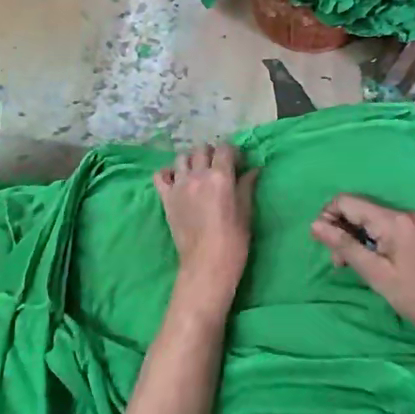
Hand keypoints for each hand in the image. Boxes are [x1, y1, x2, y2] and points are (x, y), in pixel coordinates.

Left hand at [154, 144, 258, 295]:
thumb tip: (254, 169)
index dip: (232, 153)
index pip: (224, 148)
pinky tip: (177, 180)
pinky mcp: (166, 198)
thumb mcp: (246, 211)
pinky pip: (160, 175)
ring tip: (198, 173)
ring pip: (181, 157)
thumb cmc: (233, 240)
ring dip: (192, 161)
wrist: (207, 264)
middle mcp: (197, 175)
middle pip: (202, 149)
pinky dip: (168, 173)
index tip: (238, 164)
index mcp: (220, 176)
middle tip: (218, 167)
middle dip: (212, 153)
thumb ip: (247, 185)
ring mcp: (178, 185)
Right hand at [309, 195, 414, 346]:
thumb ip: (345, 247)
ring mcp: (410, 224)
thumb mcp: (377, 275)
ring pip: (368, 220)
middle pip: (357, 208)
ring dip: (353, 238)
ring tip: (352, 267)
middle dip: (340, 230)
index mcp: (392, 220)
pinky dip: (369, 242)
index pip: (347, 201)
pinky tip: (369, 264)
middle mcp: (401, 214)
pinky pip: (382, 229)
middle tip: (339, 264)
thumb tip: (314, 225)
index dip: (328, 218)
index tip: (324, 247)